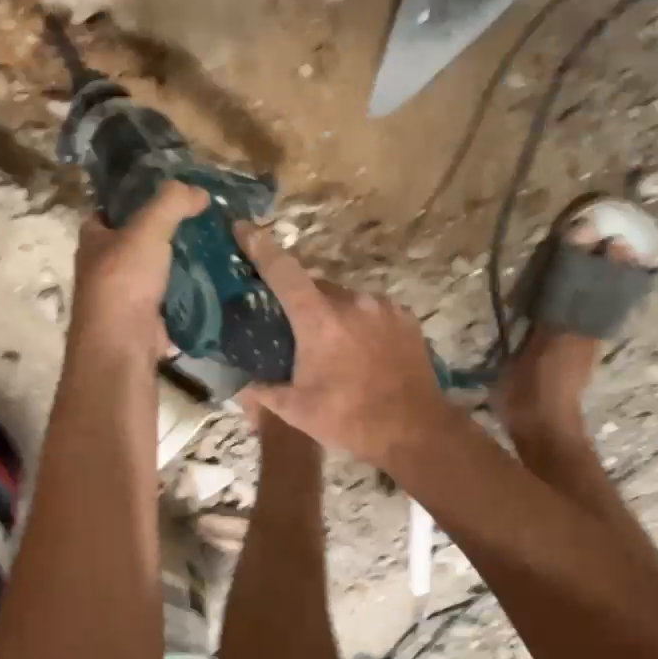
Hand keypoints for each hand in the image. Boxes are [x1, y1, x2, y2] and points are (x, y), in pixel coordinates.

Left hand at [69, 182, 210, 361]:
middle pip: (135, 241)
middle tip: (198, 218)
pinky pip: (168, 297)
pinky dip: (186, 290)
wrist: (122, 345)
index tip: (164, 192)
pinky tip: (211, 278)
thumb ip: (171, 203)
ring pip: (154, 270)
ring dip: (177, 262)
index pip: (109, 209)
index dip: (132, 199)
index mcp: (93, 240)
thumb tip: (199, 190)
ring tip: (211, 244)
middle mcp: (102, 267)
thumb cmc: (124, 281)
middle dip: (162, 232)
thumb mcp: (147, 229)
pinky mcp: (144, 319)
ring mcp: (123, 296)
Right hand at [238, 228, 453, 465]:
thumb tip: (241, 384)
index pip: (282, 270)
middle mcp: (351, 301)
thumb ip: (262, 391)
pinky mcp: (405, 317)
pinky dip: (358, 323)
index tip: (242, 227)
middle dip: (298, 300)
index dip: (259, 246)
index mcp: (318, 319)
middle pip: (313, 285)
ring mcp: (382, 306)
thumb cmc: (350, 419)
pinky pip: (370, 310)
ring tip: (330, 348)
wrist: (416, 430)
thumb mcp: (296, 411)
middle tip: (291, 330)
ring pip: (343, 298)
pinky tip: (359, 351)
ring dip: (330, 314)